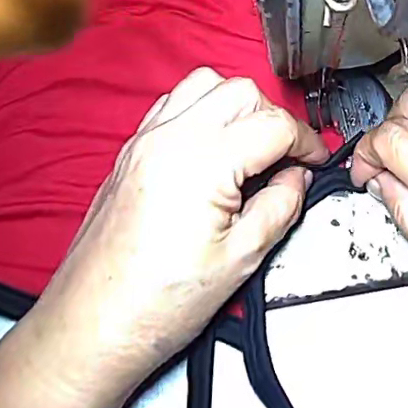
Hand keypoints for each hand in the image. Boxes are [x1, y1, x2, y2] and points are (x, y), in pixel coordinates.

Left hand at [30, 68, 329, 398]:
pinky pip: (173, 103)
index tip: (314, 161)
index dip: (306, 141)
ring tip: (252, 146)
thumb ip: (280, 207)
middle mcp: (169, 138)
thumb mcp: (240, 260)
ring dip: (237, 105)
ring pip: (205, 84)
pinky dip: (202, 110)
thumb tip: (297, 178)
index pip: (273, 124)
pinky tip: (213, 146)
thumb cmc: (154, 303)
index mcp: (201, 162)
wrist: (93, 322)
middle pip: (241, 92)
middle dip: (274, 117)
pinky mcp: (131, 150)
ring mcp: (145, 140)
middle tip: (288, 157)